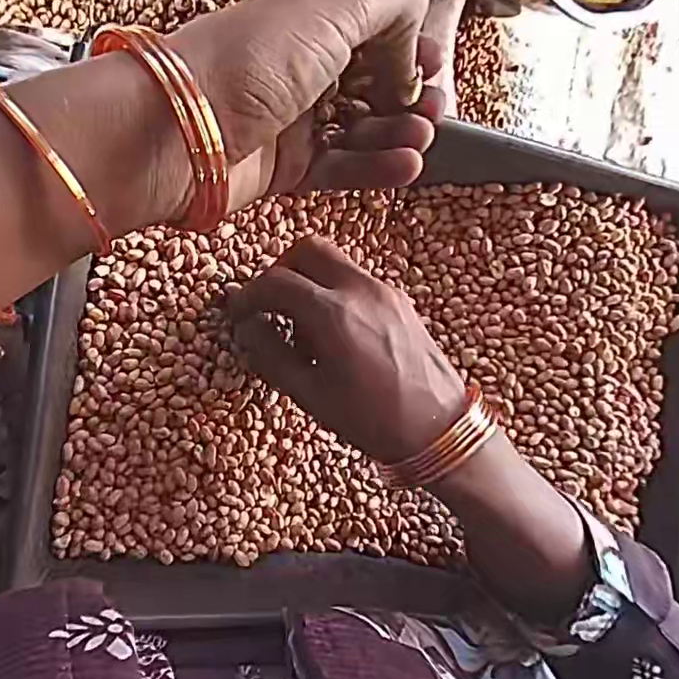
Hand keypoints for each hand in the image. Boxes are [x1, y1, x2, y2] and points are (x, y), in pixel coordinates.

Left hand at [165, 0, 447, 214]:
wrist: (181, 131)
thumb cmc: (254, 57)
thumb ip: (397, 1)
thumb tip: (413, 51)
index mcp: (310, 18)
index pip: (375, 30)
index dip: (410, 48)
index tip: (435, 68)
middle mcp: (300, 67)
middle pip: (372, 82)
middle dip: (411, 95)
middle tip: (433, 110)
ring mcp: (290, 121)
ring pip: (361, 129)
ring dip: (399, 133)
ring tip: (421, 138)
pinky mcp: (283, 170)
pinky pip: (340, 169)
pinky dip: (376, 168)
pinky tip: (406, 166)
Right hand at [228, 235, 468, 463]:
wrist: (439, 429)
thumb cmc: (373, 420)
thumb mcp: (309, 394)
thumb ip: (270, 353)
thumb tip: (247, 327)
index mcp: (333, 315)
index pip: (276, 282)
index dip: (248, 295)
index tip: (239, 313)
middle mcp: (360, 291)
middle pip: (307, 250)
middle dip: (279, 271)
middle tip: (268, 305)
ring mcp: (383, 291)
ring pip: (333, 261)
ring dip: (307, 279)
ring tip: (301, 326)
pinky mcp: (398, 299)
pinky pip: (354, 278)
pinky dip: (332, 290)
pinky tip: (332, 331)